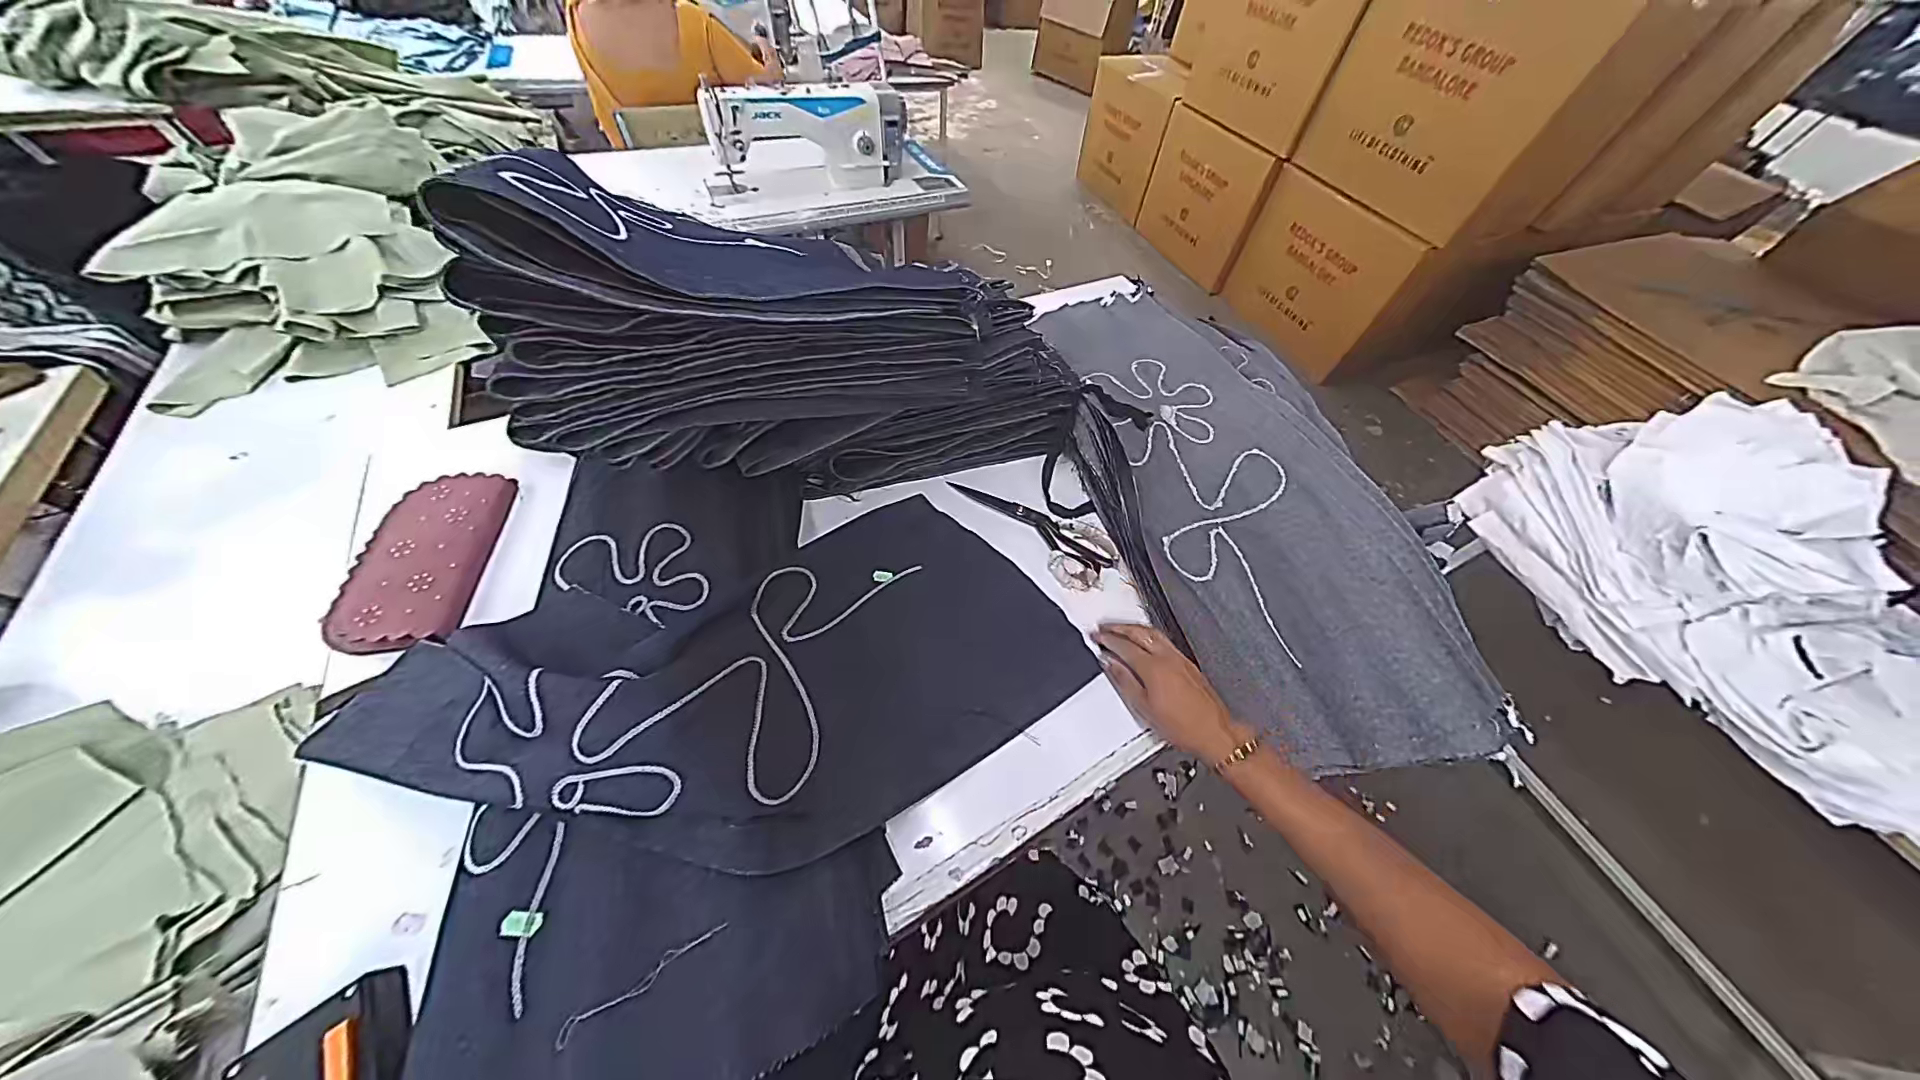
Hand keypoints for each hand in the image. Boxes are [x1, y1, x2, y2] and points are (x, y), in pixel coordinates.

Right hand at [1091, 623, 1255, 763]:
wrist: (1214, 733)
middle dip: (1117, 628)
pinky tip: (1143, 639)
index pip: (1124, 645)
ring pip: (1152, 632)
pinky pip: (1163, 639)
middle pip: (1138, 632)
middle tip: (1103, 628)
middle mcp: (1168, 658)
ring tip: (1120, 628)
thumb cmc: (1183, 727)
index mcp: (1153, 668)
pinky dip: (1147, 634)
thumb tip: (1110, 663)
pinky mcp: (1188, 663)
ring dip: (1133, 627)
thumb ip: (1124, 680)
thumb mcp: (1143, 707)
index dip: (1107, 639)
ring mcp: (1179, 659)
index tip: (1096, 637)